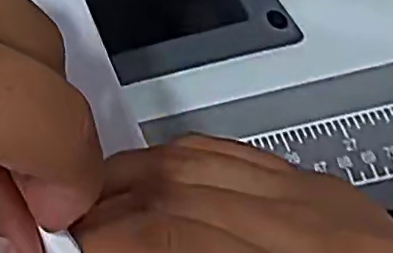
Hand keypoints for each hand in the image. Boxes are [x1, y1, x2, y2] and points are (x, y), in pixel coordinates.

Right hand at [72, 137, 392, 252]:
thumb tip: (111, 250)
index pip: (174, 237)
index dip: (109, 237)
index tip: (70, 244)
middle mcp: (317, 228)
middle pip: (173, 189)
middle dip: (108, 208)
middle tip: (73, 227)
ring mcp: (321, 196)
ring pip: (190, 158)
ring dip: (130, 178)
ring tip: (99, 203)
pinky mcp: (322, 184)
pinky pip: (226, 149)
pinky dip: (173, 160)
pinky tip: (150, 179)